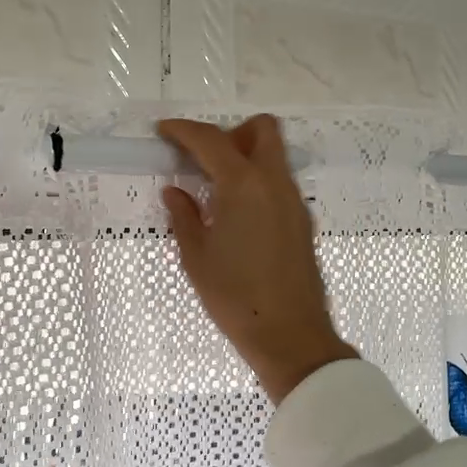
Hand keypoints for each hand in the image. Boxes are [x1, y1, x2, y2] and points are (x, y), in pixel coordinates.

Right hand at [158, 115, 357, 404]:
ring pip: (274, 157)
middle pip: (262, 130)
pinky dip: (257, 183)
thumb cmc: (235, 298)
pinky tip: (236, 216)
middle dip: (230, 133)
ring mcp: (294, 202)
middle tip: (202, 159)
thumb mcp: (197, 258)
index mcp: (244, 186)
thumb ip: (184, 217)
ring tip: (215, 191)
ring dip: (245, 158)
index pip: (212, 140)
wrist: (290, 335)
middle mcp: (275, 184)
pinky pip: (279, 184)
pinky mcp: (302, 222)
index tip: (163, 131)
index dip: (184, 130)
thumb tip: (175, 192)